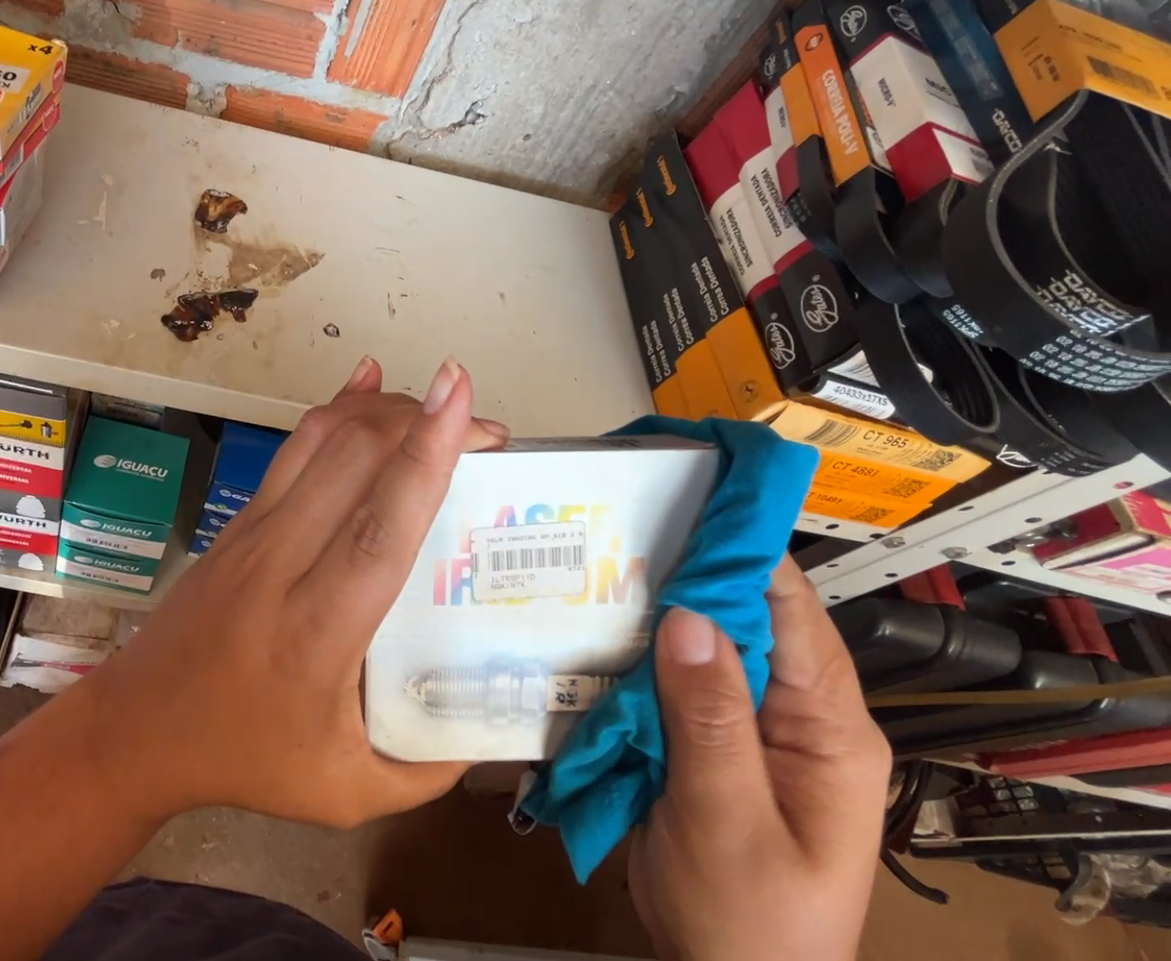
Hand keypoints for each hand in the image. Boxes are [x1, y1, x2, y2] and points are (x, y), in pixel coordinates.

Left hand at [70, 356, 507, 827]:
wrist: (139, 726)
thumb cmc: (243, 758)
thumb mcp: (346, 793)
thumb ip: (427, 767)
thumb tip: (494, 727)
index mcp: (318, 632)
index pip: (379, 528)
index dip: (425, 457)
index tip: (460, 398)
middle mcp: (281, 565)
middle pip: (353, 460)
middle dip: (422, 420)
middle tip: (484, 429)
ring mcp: (252, 534)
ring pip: (318, 442)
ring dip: (380, 411)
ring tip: (436, 410)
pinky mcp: (237, 523)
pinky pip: (290, 452)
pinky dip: (332, 412)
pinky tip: (361, 386)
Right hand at [628, 558, 890, 960]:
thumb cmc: (746, 915)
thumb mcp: (727, 819)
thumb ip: (710, 719)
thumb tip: (689, 615)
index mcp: (827, 728)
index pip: (790, 617)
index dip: (743, 558)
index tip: (682, 505)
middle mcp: (795, 716)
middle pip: (747, 624)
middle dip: (688, 578)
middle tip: (615, 532)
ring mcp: (748, 730)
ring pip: (706, 651)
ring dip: (657, 616)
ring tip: (593, 567)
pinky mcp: (708, 745)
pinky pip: (678, 686)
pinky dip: (642, 658)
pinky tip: (594, 635)